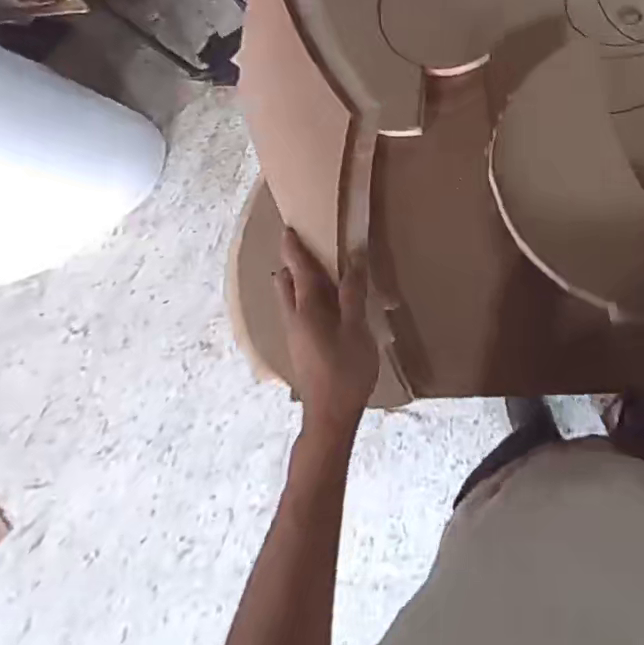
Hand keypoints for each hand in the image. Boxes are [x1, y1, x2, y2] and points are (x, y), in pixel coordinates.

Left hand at [275, 229, 377, 432]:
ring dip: (300, 282)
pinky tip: (328, 306)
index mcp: (306, 308)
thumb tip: (353, 258)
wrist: (329, 416)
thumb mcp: (356, 328)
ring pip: (291, 299)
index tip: (289, 229)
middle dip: (293, 264)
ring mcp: (296, 334)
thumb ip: (353, 292)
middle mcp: (294, 318)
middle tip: (309, 248)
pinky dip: (308, 299)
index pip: (297, 269)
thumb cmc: (346, 370)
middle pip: (287, 283)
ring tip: (322, 273)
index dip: (293, 248)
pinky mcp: (302, 347)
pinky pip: (299, 312)